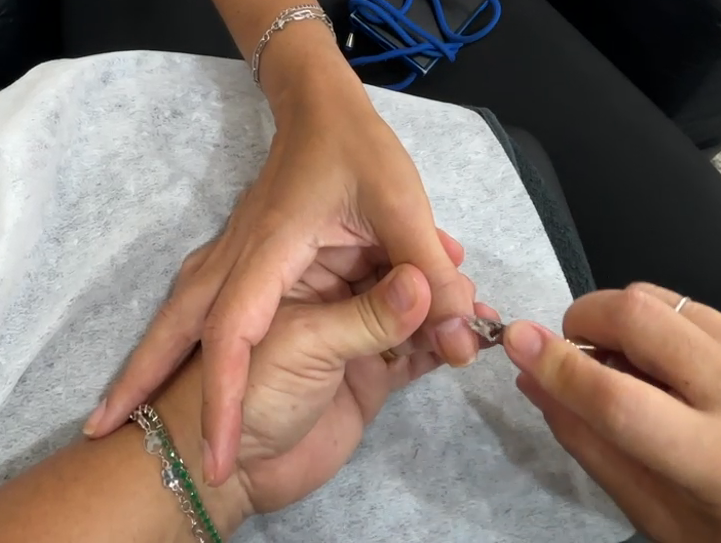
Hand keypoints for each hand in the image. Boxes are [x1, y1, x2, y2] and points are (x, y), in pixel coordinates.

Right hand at [86, 65, 477, 484]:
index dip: (223, 394)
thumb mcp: (402, 206)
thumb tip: (465, 338)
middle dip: (141, 373)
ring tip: (115, 407)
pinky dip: (178, 331)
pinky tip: (177, 353)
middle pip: (178, 318)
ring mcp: (234, 251)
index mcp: (270, 248)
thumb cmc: (355, 148)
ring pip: (183, 307)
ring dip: (150, 354)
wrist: (320, 102)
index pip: (235, 328)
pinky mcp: (245, 251)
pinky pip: (205, 298)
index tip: (214, 454)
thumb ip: (430, 272)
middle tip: (102, 430)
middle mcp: (238, 255)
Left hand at [156, 262, 444, 519]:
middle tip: (466, 271)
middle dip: (429, 276)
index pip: (359, 245)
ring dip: (439, 311)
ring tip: (478, 306)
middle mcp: (326, 290)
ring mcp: (349, 331)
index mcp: (299, 266)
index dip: (402, 244)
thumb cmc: (256, 394)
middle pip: (387, 275)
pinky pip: (411, 352)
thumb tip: (425, 285)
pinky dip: (439, 345)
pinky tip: (471, 339)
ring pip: (404, 311)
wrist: (243, 476)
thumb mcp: (309, 344)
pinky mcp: (369, 373)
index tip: (446, 246)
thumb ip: (369, 316)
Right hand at [502, 284, 720, 542]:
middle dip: (584, 321)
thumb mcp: (662, 522)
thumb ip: (588, 444)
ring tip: (625, 367)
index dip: (556, 365)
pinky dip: (655, 326)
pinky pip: (686, 305)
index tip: (511, 339)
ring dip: (617, 321)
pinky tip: (669, 370)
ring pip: (656, 297)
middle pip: (637, 315)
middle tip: (574, 354)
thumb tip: (530, 378)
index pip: (618, 399)